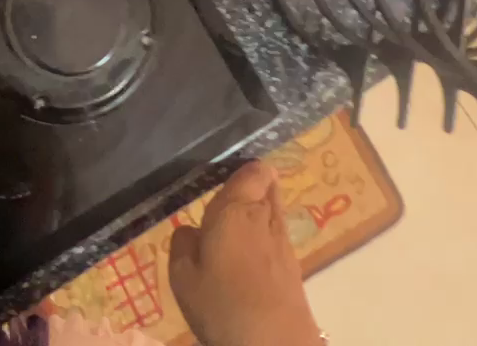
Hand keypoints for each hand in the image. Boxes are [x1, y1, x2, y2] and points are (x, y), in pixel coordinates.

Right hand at [169, 161, 321, 345]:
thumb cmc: (223, 307)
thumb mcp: (182, 277)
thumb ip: (183, 243)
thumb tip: (193, 230)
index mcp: (235, 210)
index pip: (253, 171)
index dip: (243, 168)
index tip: (223, 173)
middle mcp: (264, 218)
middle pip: (267, 187)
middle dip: (251, 187)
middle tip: (225, 200)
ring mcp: (283, 245)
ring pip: (274, 212)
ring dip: (258, 213)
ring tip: (233, 230)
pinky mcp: (294, 271)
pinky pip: (277, 238)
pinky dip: (264, 240)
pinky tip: (247, 261)